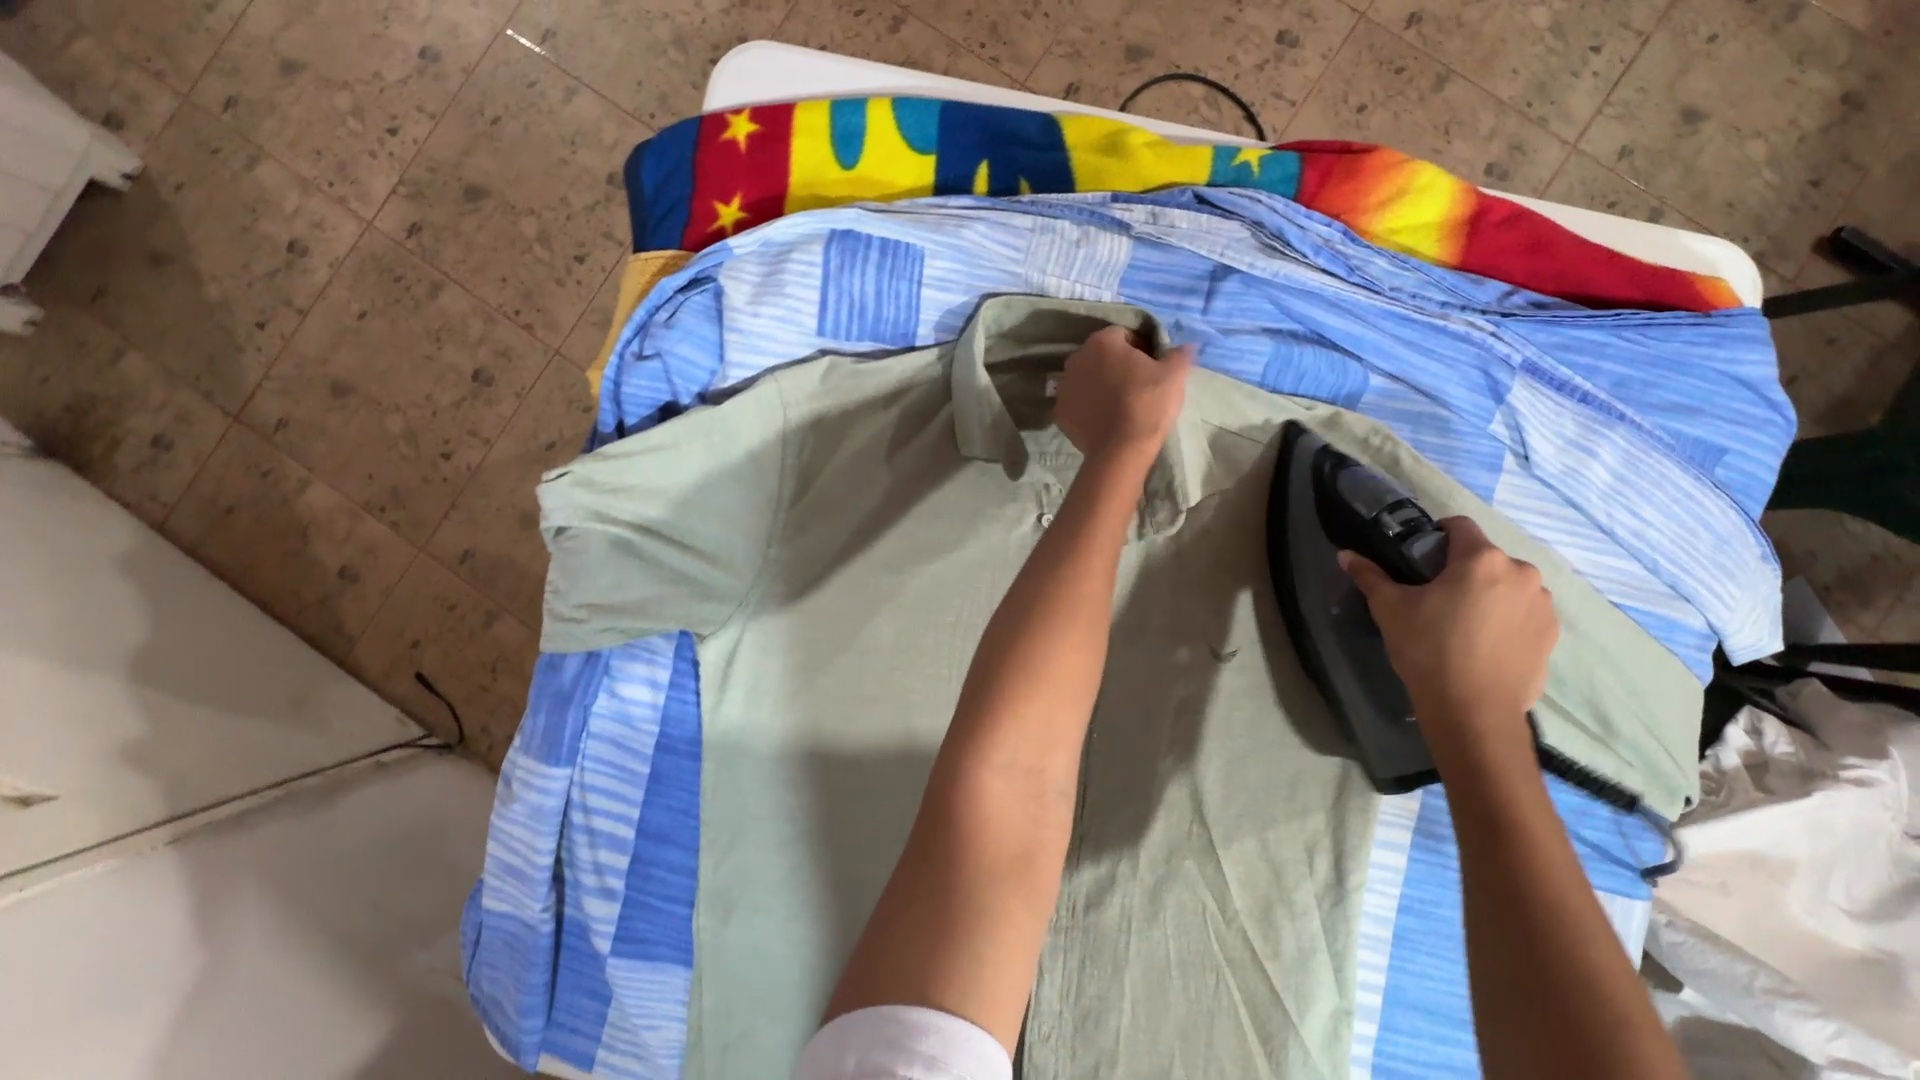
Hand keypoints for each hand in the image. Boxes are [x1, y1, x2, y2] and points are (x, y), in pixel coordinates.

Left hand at [1054, 326, 1194, 461]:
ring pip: (1086, 378)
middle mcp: (1077, 359)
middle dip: (1116, 364)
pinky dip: (1087, 406)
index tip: (1151, 366)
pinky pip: (1077, 402)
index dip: (1139, 348)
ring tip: (1119, 403)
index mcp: (1102, 342)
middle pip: (1101, 355)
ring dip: (1099, 384)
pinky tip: (1103, 418)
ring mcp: (1065, 386)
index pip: (1123, 335)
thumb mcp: (1174, 375)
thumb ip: (1180, 354)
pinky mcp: (1060, 412)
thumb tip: (1188, 345)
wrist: (1121, 449)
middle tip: (1136, 384)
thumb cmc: (1148, 403)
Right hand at [1339, 517, 1557, 754]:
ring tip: (1463, 625)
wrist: (1473, 710)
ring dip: (1488, 594)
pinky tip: (1484, 644)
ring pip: (1508, 585)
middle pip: (1485, 558)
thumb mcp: (1390, 609)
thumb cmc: (1429, 650)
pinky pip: (1524, 612)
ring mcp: (1542, 604)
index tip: (1419, 561)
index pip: (1459, 526)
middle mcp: (1521, 572)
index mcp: (1482, 559)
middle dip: (1462, 570)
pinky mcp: (1552, 633)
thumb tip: (1345, 555)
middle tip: (1435, 599)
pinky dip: (1506, 619)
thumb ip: (1370, 576)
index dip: (1436, 535)